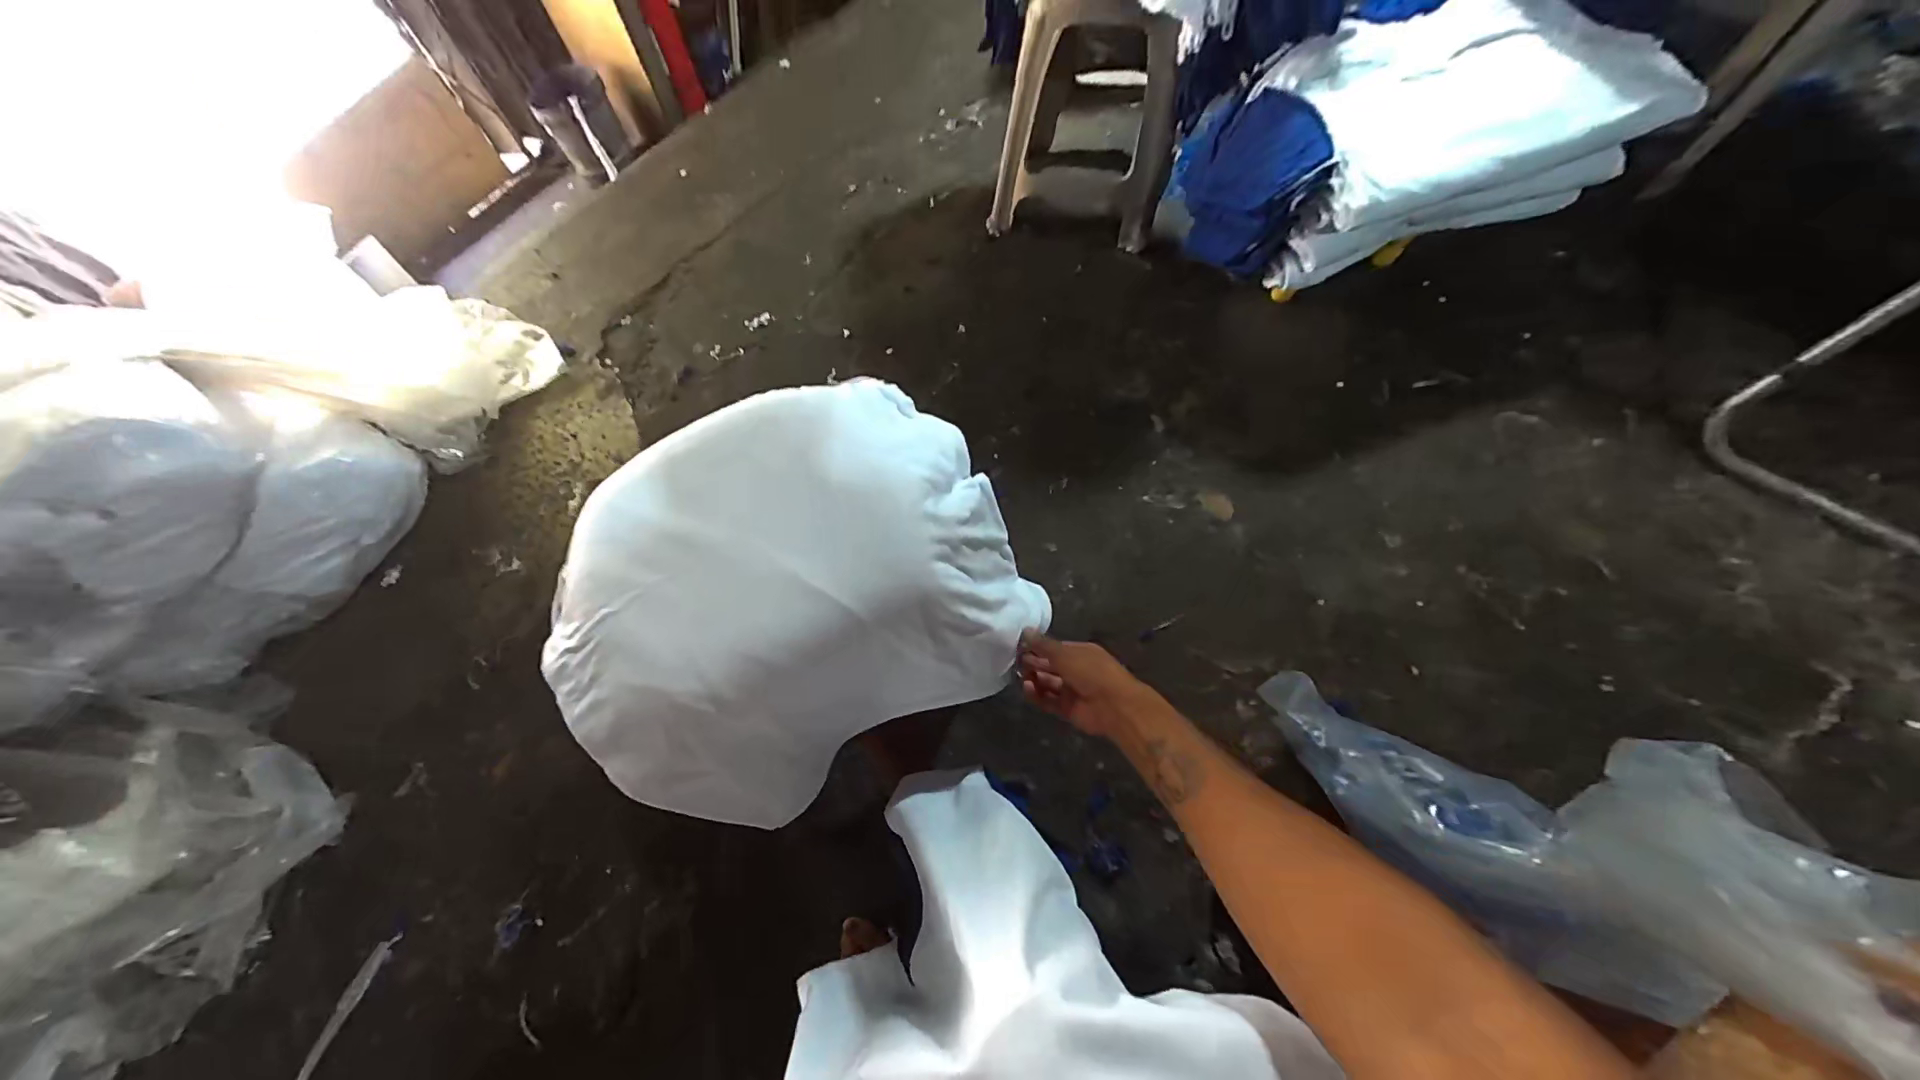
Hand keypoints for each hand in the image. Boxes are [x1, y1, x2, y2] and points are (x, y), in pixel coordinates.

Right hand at [1017, 631, 1159, 739]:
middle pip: (1050, 666)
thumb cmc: (1092, 672)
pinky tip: (1027, 688)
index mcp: (1081, 653)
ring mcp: (1073, 691)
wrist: (1115, 707)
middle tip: (1016, 661)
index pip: (1055, 648)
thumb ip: (1043, 645)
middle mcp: (1077, 670)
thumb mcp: (1065, 654)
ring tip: (1020, 676)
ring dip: (1034, 679)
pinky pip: (1049, 701)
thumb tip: (1025, 631)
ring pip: (1048, 684)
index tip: (1019, 646)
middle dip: (1034, 663)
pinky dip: (1037, 695)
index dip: (1038, 647)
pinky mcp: (1068, 709)